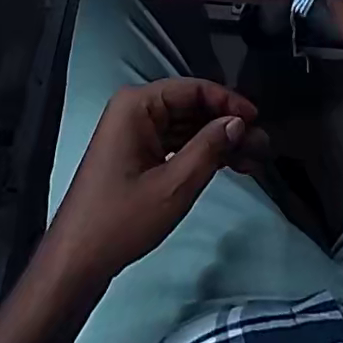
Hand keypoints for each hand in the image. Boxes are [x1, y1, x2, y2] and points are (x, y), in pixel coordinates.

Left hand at [47, 78, 265, 282]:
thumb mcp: (174, 184)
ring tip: (254, 159)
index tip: (258, 120)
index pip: (191, 88)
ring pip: (185, 124)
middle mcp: (133, 108)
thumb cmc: (123, 217)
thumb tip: (238, 122)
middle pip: (189, 105)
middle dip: (226, 123)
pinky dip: (201, 151)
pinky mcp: (136, 150)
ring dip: (217, 139)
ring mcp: (133, 130)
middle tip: (262, 146)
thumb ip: (209, 148)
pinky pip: (175, 140)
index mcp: (136, 104)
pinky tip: (229, 165)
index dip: (227, 101)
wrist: (80, 254)